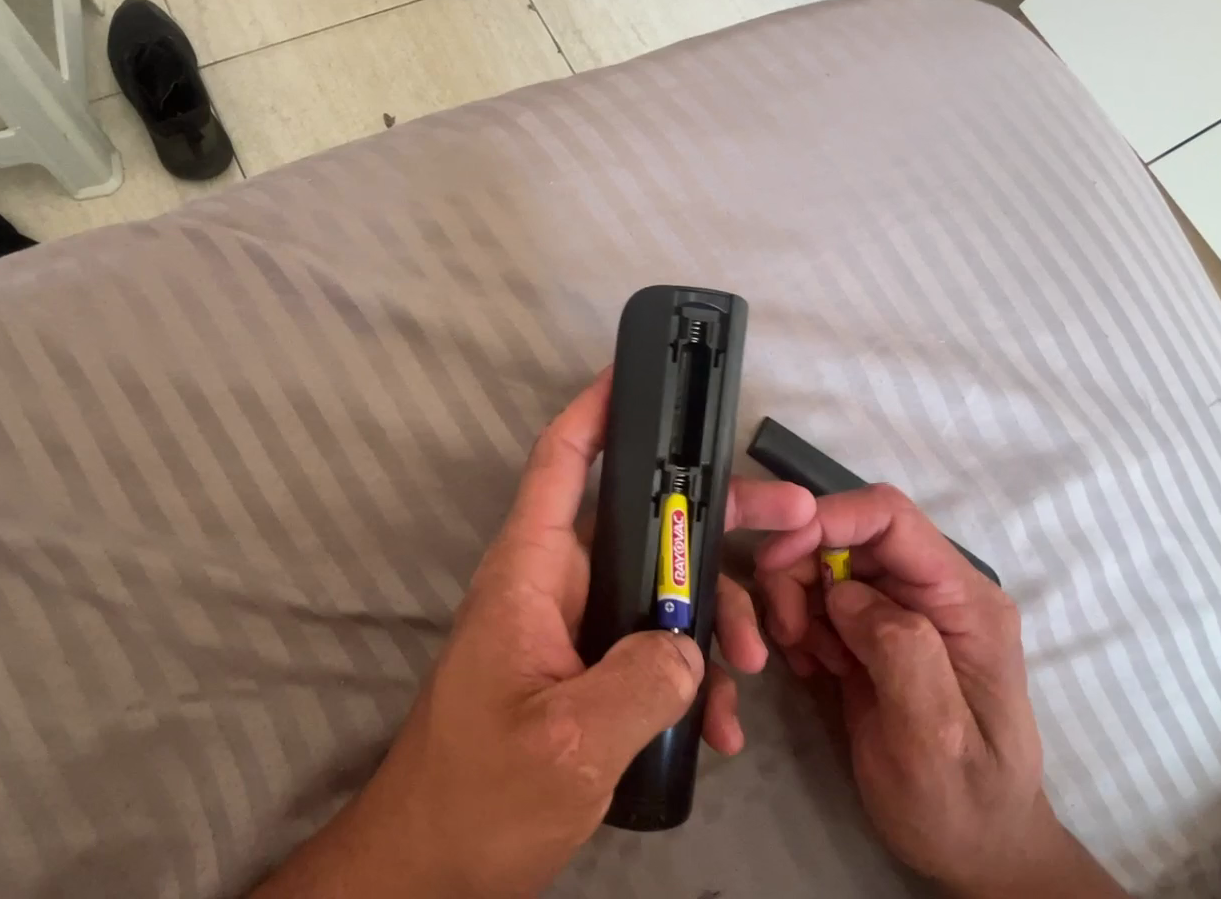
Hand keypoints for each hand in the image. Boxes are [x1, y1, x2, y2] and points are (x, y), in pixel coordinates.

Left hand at [253, 372, 814, 897]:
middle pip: (639, 523)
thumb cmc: (480, 796)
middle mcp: (550, 587)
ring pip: (656, 591)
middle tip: (790, 522)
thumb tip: (691, 648)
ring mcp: (567, 631)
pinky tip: (719, 725)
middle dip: (714, 524)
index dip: (597, 408)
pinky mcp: (580, 673)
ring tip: (754, 672)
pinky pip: (647, 649)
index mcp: (529, 574)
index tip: (637, 370)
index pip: (562, 463)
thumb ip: (644, 682)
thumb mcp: (572, 740)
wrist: (431, 864)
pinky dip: (688, 675)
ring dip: (713, 620)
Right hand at [756, 485, 1124, 898]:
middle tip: (784, 632)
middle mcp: (931, 592)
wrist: (973, 851)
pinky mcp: (871, 633)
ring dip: (794, 601)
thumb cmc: (962, 800)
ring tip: (803, 658)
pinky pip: (816, 601)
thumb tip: (845, 591)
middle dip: (798, 570)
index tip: (775, 561)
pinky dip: (798, 625)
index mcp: (962, 600)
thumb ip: (901, 650)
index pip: (887, 517)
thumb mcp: (937, 736)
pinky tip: (811, 667)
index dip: (824, 520)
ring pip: (821, 564)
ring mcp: (899, 612)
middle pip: (843, 536)